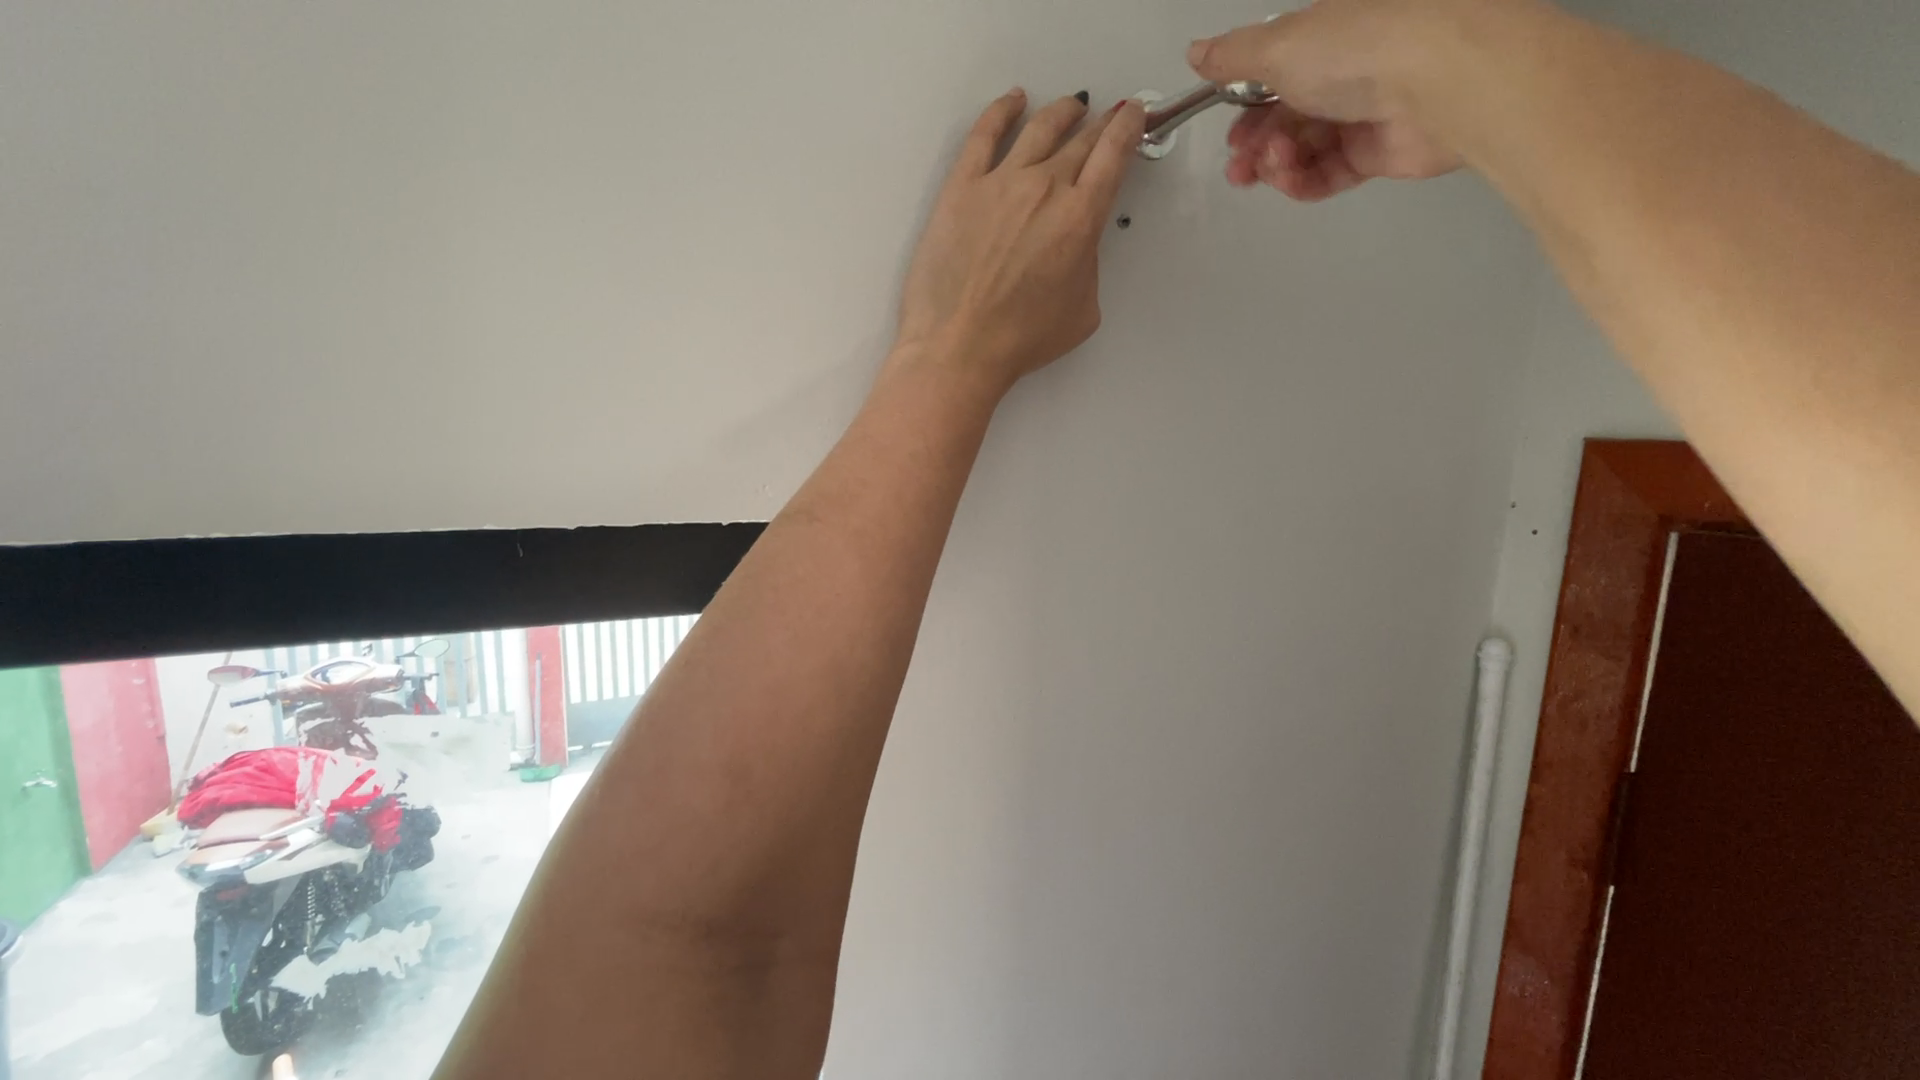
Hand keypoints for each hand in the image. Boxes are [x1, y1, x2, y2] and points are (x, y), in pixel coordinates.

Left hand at [893, 90, 1146, 393]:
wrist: (959, 347)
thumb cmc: (1019, 339)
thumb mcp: (1082, 310)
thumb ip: (1088, 264)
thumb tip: (1077, 244)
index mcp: (1080, 219)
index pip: (1114, 155)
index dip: (1129, 128)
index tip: (1134, 115)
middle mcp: (1044, 189)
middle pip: (1081, 141)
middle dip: (1100, 126)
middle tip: (1107, 120)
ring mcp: (1000, 183)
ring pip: (1039, 128)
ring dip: (1061, 113)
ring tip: (1070, 107)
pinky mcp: (961, 188)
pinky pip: (984, 134)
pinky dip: (1002, 111)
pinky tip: (1013, 101)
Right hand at [1188, 0, 1483, 199]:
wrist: (1442, 81)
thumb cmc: (1363, 48)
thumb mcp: (1279, 44)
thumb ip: (1232, 56)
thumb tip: (1196, 52)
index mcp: (1324, 34)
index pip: (1273, 73)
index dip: (1245, 106)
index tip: (1229, 130)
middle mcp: (1344, 69)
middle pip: (1284, 116)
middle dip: (1255, 144)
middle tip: (1240, 163)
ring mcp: (1362, 111)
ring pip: (1303, 148)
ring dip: (1276, 164)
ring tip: (1273, 166)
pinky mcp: (1377, 152)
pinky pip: (1328, 174)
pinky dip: (1303, 182)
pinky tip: (1290, 180)